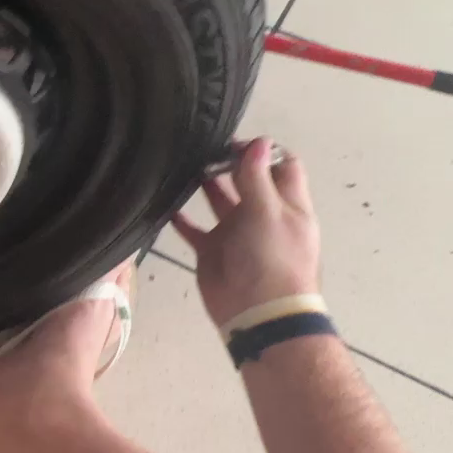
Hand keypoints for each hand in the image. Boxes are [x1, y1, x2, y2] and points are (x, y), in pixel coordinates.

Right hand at [172, 137, 321, 326]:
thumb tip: (259, 141)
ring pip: (221, 202)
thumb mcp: (267, 212)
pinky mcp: (213, 250)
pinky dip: (182, 219)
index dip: (263, 152)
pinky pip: (195, 230)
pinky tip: (167, 206)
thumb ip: (257, 177)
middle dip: (229, 164)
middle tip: (202, 151)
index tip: (235, 143)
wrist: (258, 311)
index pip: (281, 166)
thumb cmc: (271, 258)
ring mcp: (236, 233)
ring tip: (184, 168)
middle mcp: (262, 215)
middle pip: (248, 181)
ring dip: (205, 185)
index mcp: (286, 204)